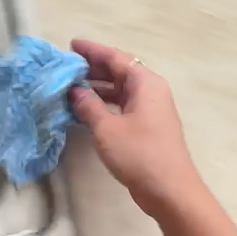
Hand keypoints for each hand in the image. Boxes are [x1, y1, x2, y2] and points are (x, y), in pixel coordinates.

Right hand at [68, 38, 208, 219]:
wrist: (169, 190)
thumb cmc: (139, 154)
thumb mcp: (107, 128)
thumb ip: (88, 105)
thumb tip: (75, 90)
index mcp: (145, 83)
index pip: (116, 57)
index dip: (93, 50)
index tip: (71, 45)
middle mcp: (151, 91)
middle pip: (120, 71)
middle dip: (94, 68)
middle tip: (67, 67)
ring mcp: (151, 110)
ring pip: (121, 90)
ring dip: (98, 88)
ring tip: (72, 88)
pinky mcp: (148, 127)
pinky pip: (124, 106)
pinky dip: (105, 104)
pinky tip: (87, 110)